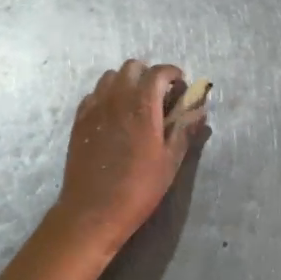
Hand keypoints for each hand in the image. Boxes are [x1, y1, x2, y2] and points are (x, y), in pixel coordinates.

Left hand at [54, 60, 204, 251]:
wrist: (92, 212)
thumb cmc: (137, 188)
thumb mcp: (169, 162)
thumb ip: (185, 130)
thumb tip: (201, 109)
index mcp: (142, 104)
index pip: (159, 72)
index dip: (172, 73)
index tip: (180, 85)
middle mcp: (116, 97)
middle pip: (132, 67)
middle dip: (148, 75)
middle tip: (159, 95)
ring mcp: (94, 106)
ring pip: (111, 77)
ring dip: (126, 82)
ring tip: (135, 103)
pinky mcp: (79, 119)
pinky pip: (94, 94)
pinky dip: (106, 95)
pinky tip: (113, 116)